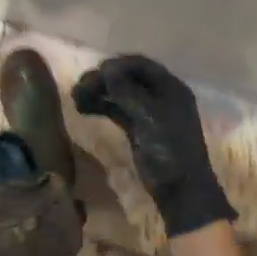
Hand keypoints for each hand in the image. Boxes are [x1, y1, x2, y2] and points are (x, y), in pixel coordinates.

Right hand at [72, 55, 235, 236]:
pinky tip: (84, 108)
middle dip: (104, 79)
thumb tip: (106, 68)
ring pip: (120, 94)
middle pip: (128, 78)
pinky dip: (102, 107)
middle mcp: (160, 95)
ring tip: (76, 98)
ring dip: (99, 93)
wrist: (180, 190)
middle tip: (80, 86)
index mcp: (171, 87)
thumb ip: (127, 91)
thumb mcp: (149, 116)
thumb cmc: (170, 148)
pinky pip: (117, 110)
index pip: (141, 65)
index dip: (118, 65)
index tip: (96, 70)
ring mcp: (149, 112)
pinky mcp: (138, 128)